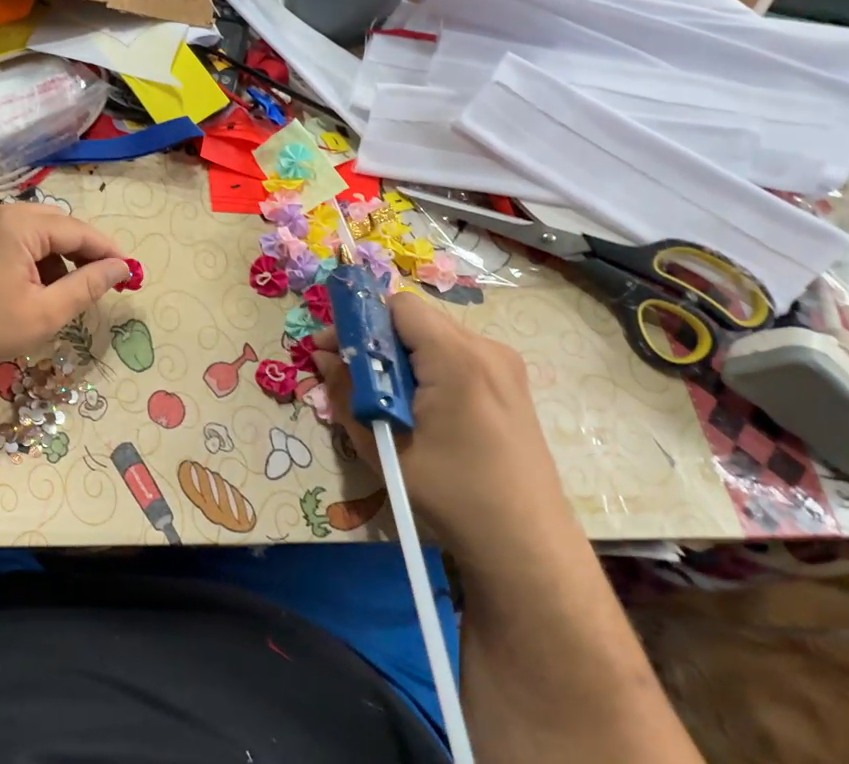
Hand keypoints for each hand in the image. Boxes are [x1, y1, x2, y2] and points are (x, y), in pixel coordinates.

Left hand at [0, 202, 131, 381]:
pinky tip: (35, 288)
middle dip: (81, 253)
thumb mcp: (44, 313)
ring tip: (65, 294)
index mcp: (18, 224)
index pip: (77, 230)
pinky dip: (31, 258)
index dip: (107, 250)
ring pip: (35, 232)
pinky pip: (13, 238)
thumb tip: (122, 268)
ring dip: (56, 257)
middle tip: (102, 284)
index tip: (131, 272)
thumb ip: (87, 286)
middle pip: (56, 225)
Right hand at [314, 292, 581, 564]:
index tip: (331, 350)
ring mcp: (505, 367)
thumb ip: (347, 392)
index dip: (358, 320)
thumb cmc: (450, 492)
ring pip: (433, 338)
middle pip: (415, 320)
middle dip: (373, 340)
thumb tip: (324, 356)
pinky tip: (414, 409)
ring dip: (398, 357)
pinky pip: (454, 357)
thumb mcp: (383, 443)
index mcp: (458, 359)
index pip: (398, 306)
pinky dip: (423, 369)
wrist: (525, 542)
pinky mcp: (510, 386)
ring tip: (380, 399)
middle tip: (346, 375)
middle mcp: (488, 350)